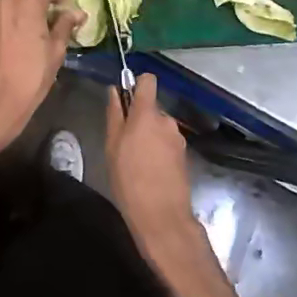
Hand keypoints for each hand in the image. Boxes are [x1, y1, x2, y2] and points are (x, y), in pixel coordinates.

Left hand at [0, 0, 84, 151]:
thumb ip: (65, 26)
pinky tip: (10, 24)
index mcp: (30, 4)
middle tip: (44, 0)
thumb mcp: (56, 52)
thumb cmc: (32, 76)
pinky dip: (3, 5)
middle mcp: (8, 0)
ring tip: (25, 9)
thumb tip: (76, 13)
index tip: (63, 5)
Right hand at [104, 74, 193, 239]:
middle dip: (139, 117)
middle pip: (152, 107)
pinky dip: (158, 149)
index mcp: (148, 113)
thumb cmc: (129, 178)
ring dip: (148, 135)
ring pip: (159, 126)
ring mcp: (178, 138)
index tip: (125, 99)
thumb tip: (114, 91)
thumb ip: (115, 114)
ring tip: (135, 160)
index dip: (136, 84)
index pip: (148, 81)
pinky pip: (166, 142)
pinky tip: (149, 170)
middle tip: (123, 141)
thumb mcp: (112, 145)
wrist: (161, 215)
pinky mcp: (184, 155)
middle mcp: (167, 120)